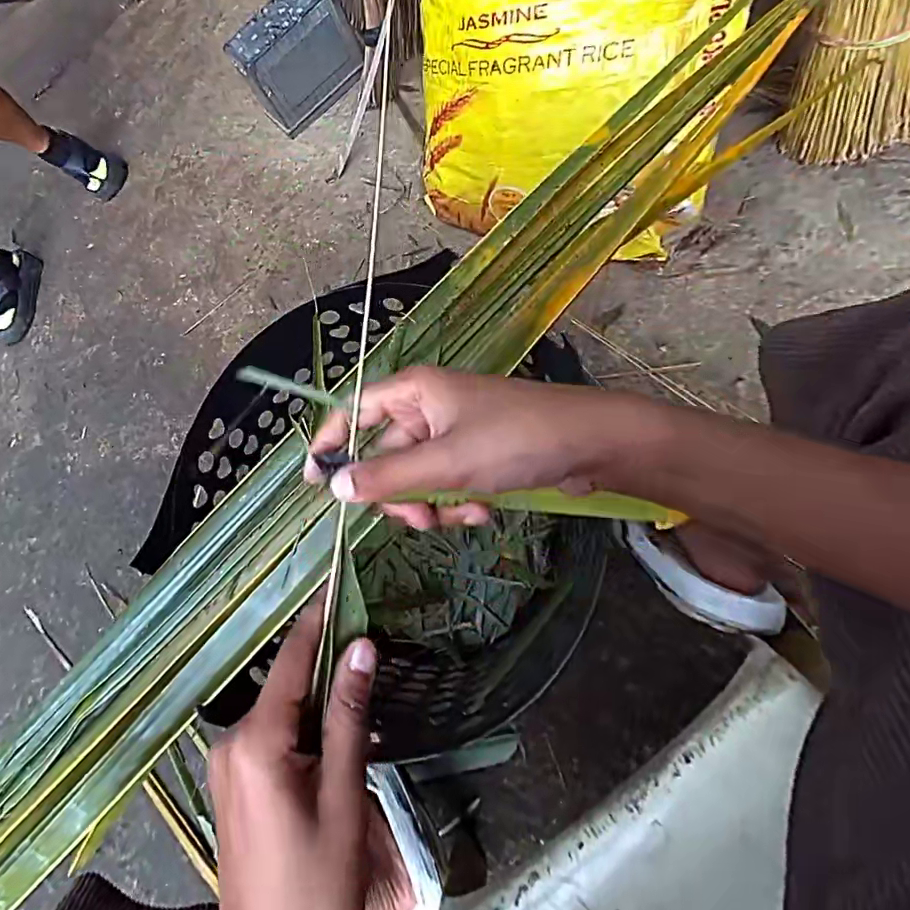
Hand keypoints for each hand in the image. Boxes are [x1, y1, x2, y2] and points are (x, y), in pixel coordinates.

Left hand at [210, 607, 414, 909]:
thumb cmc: (318, 887)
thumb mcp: (342, 797)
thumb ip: (348, 717)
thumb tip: (361, 649)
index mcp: (253, 744)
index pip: (289, 663)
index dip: (315, 622)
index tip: (336, 588)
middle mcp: (228, 745)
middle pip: (282, 688)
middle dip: (321, 667)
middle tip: (361, 643)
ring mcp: (224, 768)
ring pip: (277, 714)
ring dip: (314, 704)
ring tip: (356, 692)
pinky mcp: (231, 788)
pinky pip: (268, 741)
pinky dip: (300, 731)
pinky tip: (331, 739)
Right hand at [303, 366, 675, 528]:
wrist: (595, 444)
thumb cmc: (516, 439)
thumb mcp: (446, 462)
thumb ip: (387, 476)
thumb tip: (335, 487)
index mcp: (413, 391)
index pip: (353, 410)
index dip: (331, 442)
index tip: (315, 480)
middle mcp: (427, 408)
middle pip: (384, 455)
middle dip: (398, 492)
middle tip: (416, 517)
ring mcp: (452, 433)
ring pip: (415, 478)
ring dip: (430, 504)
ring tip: (459, 513)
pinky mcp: (475, 455)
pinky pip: (444, 484)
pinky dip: (455, 503)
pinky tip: (482, 510)